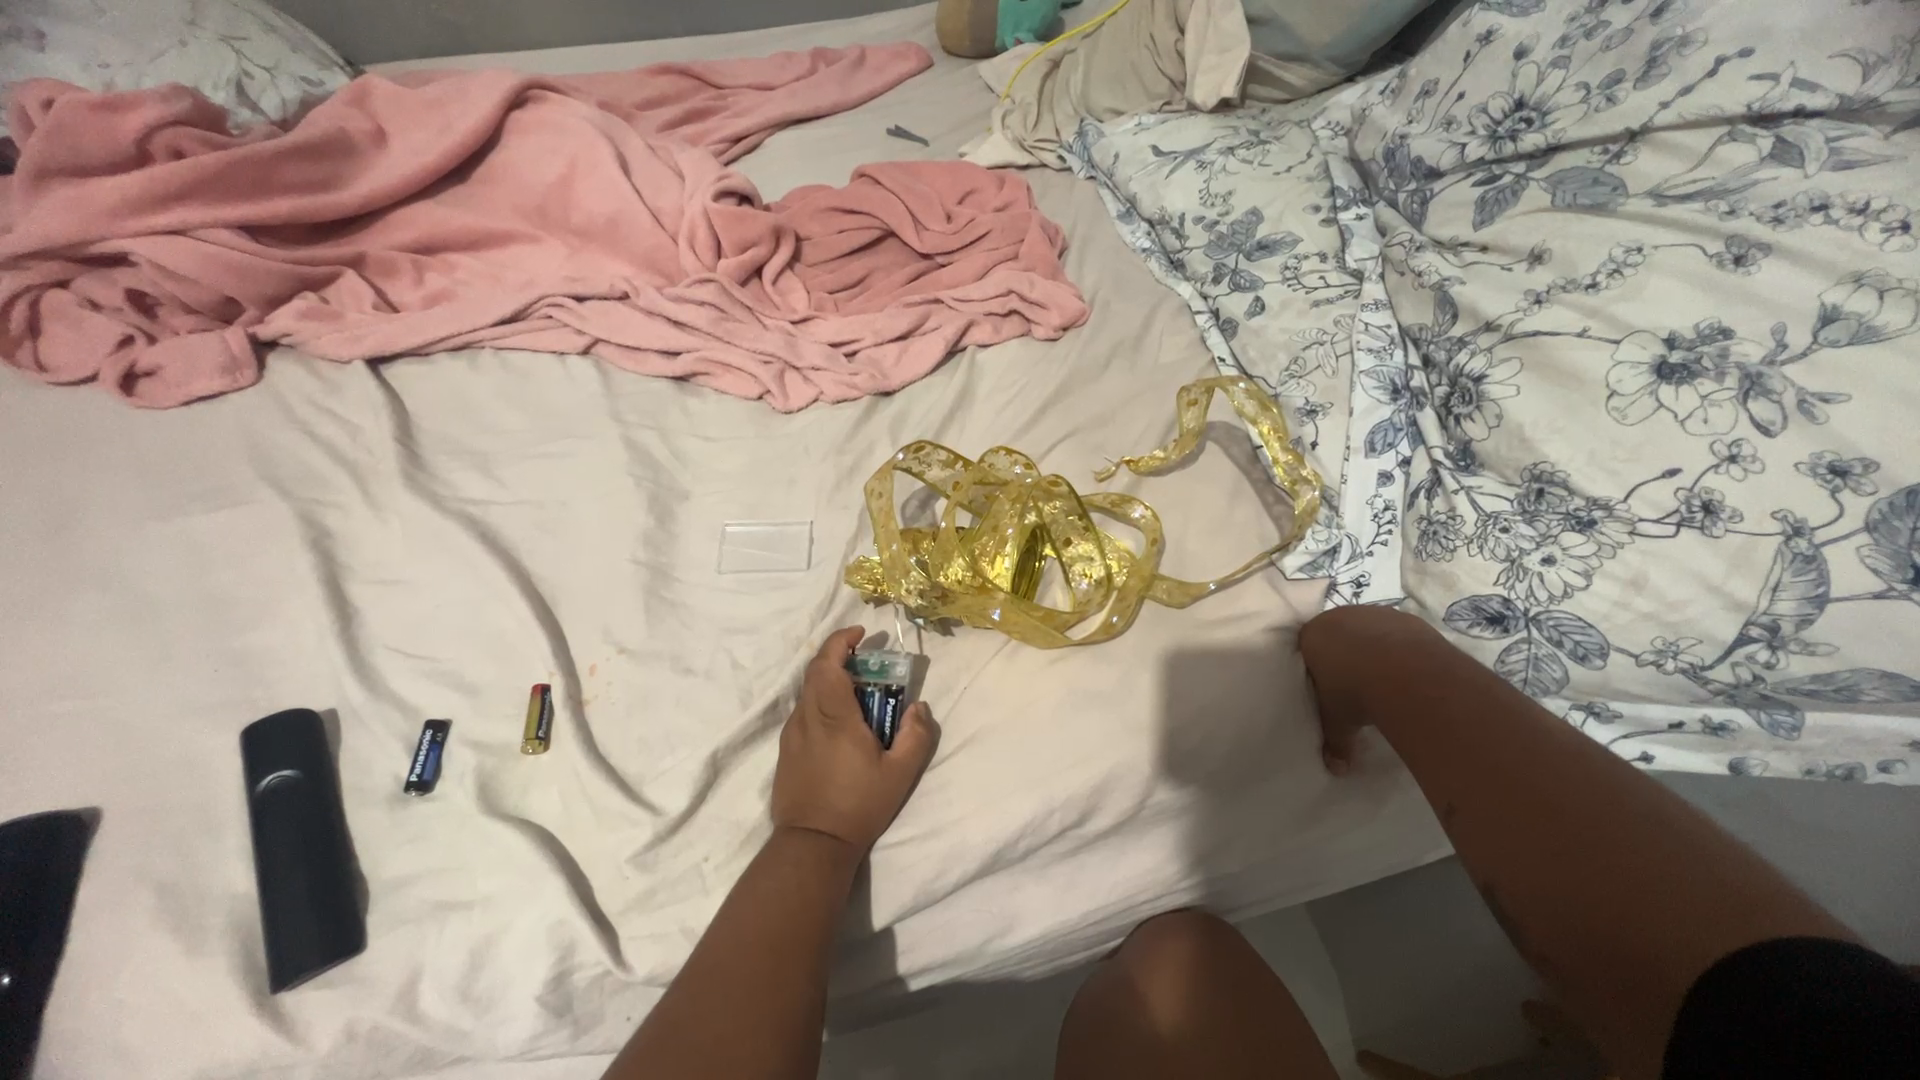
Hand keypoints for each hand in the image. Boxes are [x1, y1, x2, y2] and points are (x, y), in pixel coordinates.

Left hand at [772, 627, 937, 853]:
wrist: (812, 844)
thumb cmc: (858, 806)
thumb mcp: (900, 774)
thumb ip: (916, 736)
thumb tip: (918, 707)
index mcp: (833, 716)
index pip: (827, 663)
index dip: (841, 641)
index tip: (862, 634)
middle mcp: (807, 718)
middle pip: (815, 672)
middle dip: (839, 657)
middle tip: (867, 662)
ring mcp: (792, 735)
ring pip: (808, 693)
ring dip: (831, 682)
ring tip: (859, 695)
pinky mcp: (786, 751)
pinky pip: (804, 713)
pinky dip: (822, 703)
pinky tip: (842, 725)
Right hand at [1297, 605, 1438, 774]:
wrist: (1405, 674)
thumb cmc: (1354, 693)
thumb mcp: (1338, 723)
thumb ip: (1335, 742)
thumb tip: (1337, 770)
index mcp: (1312, 636)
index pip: (1308, 646)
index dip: (1319, 665)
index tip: (1330, 685)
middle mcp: (1341, 617)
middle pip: (1340, 634)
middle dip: (1348, 654)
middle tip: (1358, 683)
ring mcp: (1376, 614)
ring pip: (1372, 630)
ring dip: (1378, 649)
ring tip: (1388, 679)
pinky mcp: (1408, 619)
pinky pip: (1401, 634)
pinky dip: (1404, 649)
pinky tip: (1411, 672)